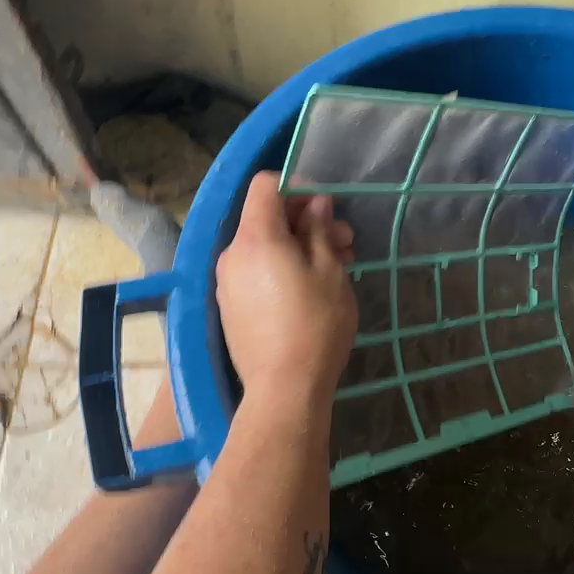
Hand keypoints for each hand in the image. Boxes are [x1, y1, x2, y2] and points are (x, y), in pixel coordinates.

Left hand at [214, 172, 357, 400]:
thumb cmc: (315, 324)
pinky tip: (311, 289)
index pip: (265, 185)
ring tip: (335, 267)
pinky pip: (257, 271)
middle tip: (345, 241)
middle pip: (265, 217)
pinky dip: (282, 267)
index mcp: (255, 237)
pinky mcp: (231, 307)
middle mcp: (233, 253)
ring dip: (298, 246)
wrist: (285, 388)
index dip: (298, 187)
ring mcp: (227, 282)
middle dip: (306, 221)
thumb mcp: (329, 271)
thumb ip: (319, 230)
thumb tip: (316, 206)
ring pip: (264, 246)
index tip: (328, 209)